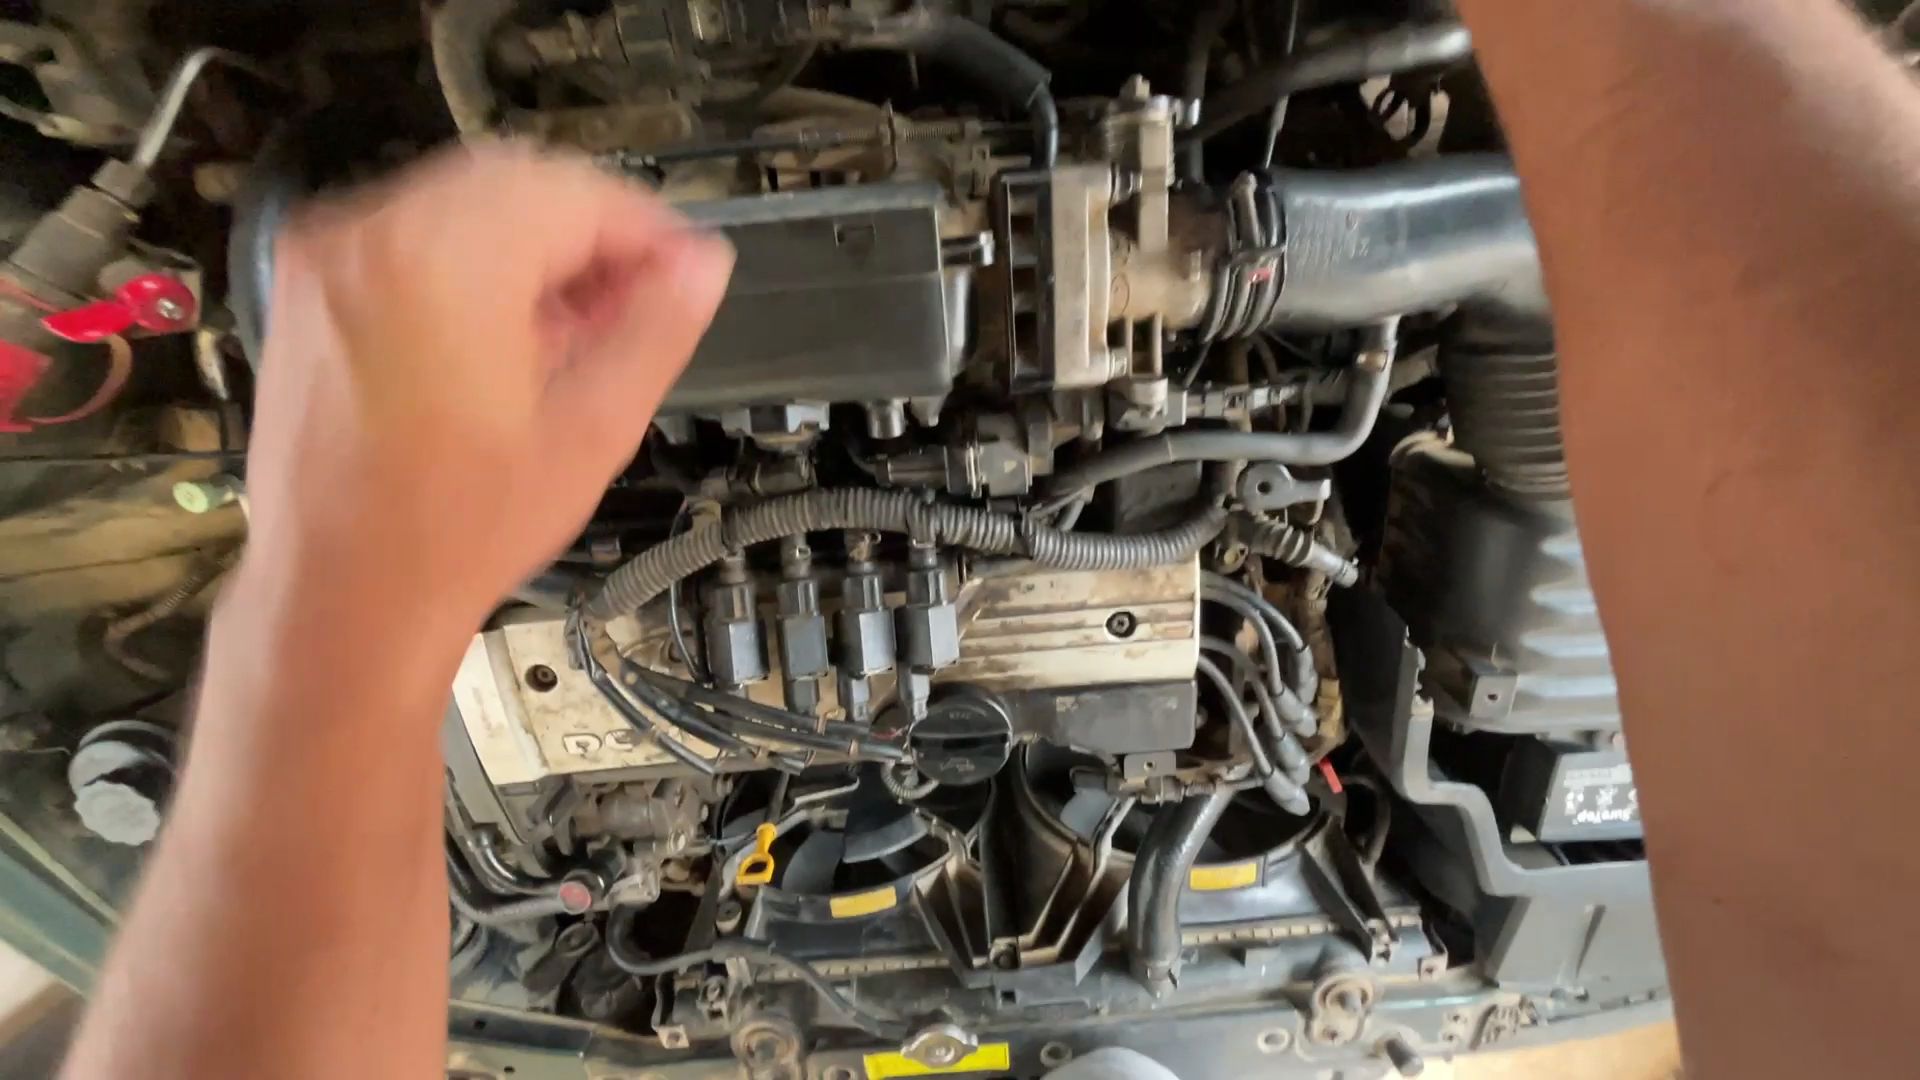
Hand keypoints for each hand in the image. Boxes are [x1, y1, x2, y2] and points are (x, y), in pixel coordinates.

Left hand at [237, 142, 732, 637]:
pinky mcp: (319, 293)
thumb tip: (703, 266)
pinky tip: (532, 334)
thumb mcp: (594, 430)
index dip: (647, 226)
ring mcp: (331, 264)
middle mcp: (368, 242)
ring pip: (470, 208)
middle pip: (517, 184)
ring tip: (596, 326)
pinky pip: (424, 242)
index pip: (569, 194)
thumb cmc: (465, 529)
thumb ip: (656, 332)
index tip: (688, 266)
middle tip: (651, 296)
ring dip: (549, 250)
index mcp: (441, 268)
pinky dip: (493, 267)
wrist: (348, 592)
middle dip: (599, 233)